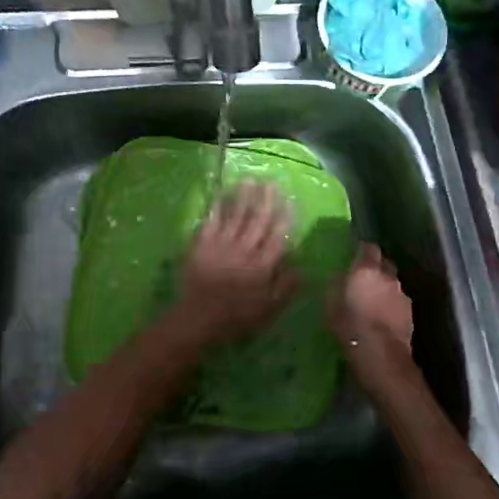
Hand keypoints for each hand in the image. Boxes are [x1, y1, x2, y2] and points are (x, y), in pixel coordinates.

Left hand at [175, 182, 297, 344]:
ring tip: (249, 179)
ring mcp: (222, 244)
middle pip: (258, 219)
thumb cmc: (235, 318)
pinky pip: (212, 220)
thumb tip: (302, 267)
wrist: (196, 319)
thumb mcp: (268, 309)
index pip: (278, 236)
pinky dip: (217, 206)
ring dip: (243, 196)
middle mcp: (245, 250)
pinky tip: (221, 193)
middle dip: (266, 199)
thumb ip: (286, 287)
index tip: (290, 200)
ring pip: (236, 215)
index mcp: (263, 266)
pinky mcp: (202, 244)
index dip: (285, 217)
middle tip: (271, 181)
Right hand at [329, 244, 413, 370]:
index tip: (355, 255)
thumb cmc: (350, 325)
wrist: (381, 354)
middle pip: (384, 263)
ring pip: (392, 283)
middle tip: (363, 277)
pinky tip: (382, 315)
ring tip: (372, 300)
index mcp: (367, 269)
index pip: (368, 247)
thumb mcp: (331, 303)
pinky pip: (398, 300)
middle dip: (376, 267)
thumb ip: (337, 283)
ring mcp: (402, 293)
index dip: (362, 250)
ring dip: (384, 287)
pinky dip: (391, 303)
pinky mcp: (410, 312)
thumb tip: (340, 274)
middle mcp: (388, 276)